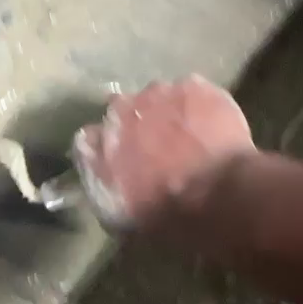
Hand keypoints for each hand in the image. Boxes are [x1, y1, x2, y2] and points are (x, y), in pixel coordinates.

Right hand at [72, 76, 255, 229]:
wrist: (214, 195)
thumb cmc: (160, 214)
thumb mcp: (114, 216)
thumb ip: (101, 184)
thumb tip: (100, 171)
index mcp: (93, 144)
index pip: (88, 141)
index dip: (105, 151)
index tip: (119, 164)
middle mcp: (118, 110)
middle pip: (122, 112)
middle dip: (135, 127)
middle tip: (155, 152)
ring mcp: (157, 94)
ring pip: (158, 99)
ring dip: (166, 115)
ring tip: (187, 140)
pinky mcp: (195, 87)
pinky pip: (192, 94)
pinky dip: (198, 108)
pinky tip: (210, 130)